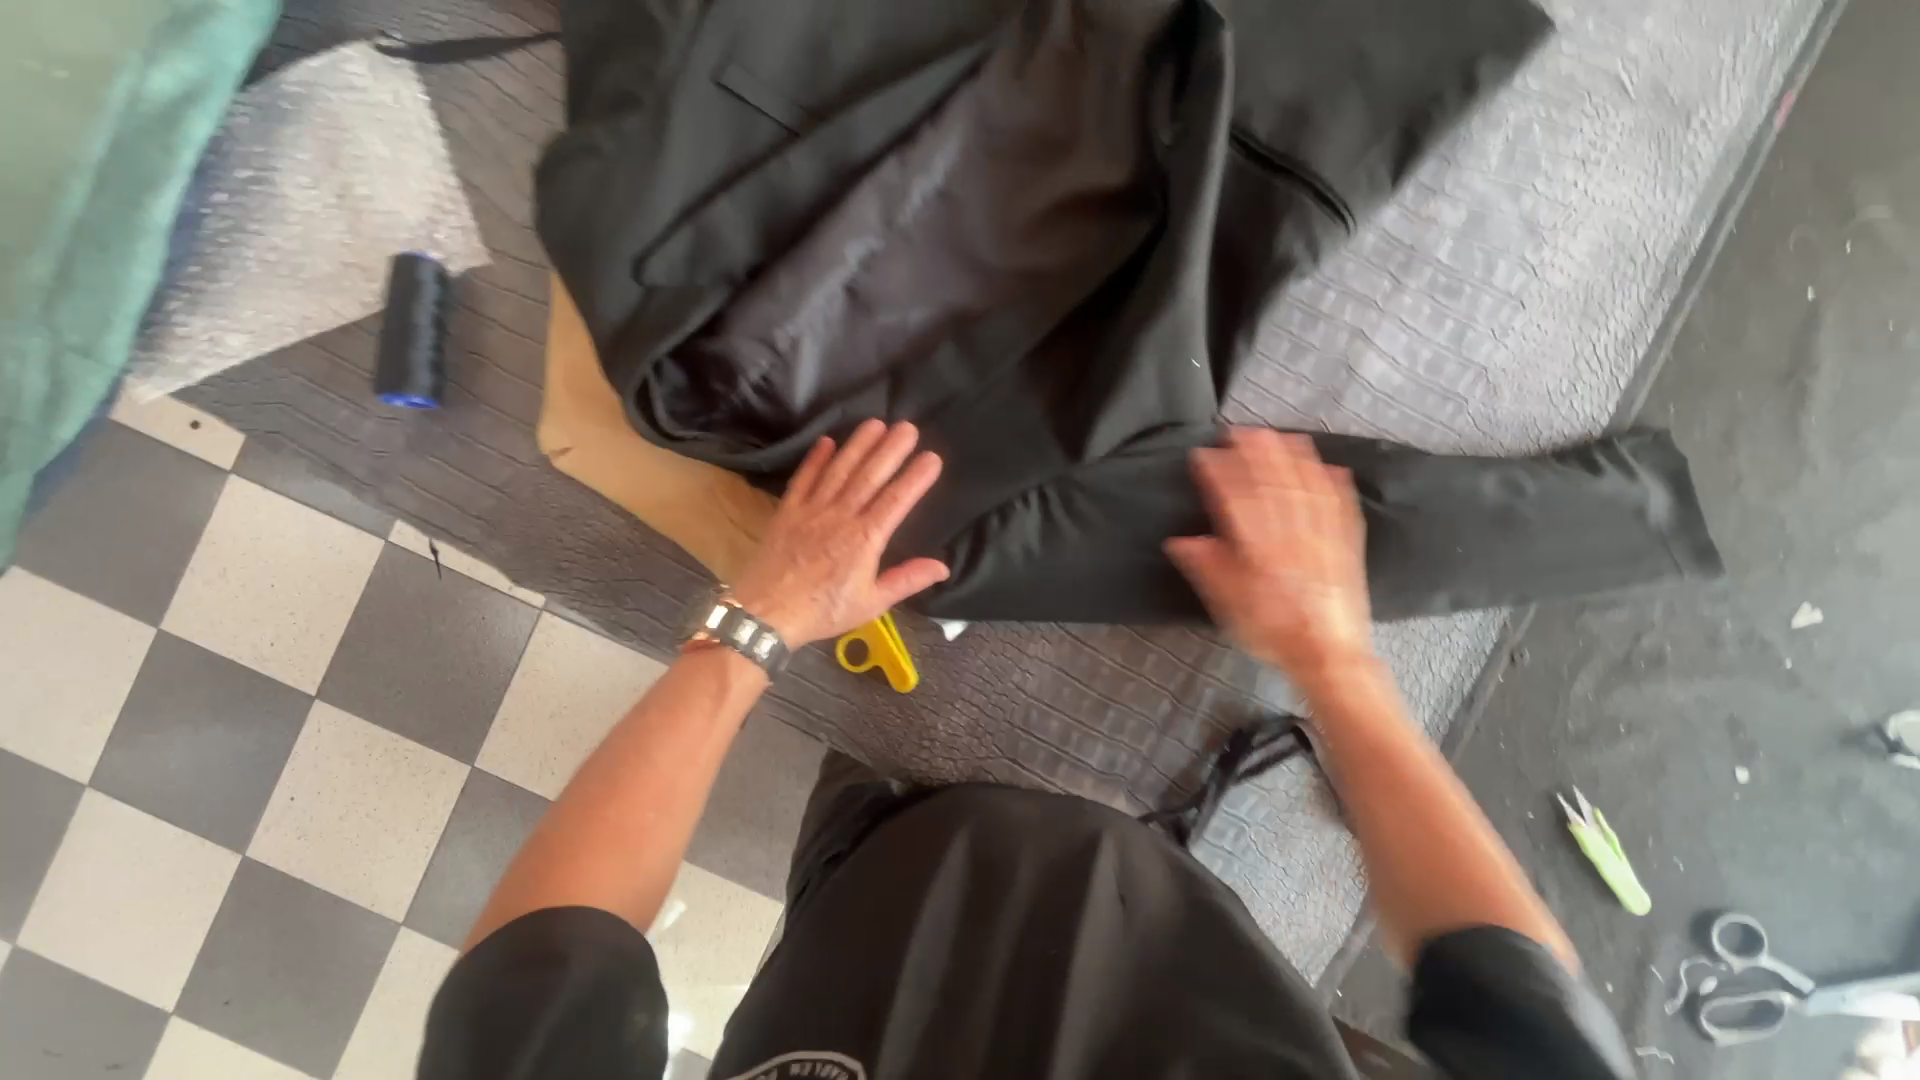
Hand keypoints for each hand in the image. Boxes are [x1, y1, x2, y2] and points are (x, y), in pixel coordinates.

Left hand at [729, 420, 949, 647]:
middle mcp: (840, 517)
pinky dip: (815, 460)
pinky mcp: (787, 512)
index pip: (896, 500)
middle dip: (891, 450)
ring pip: (839, 470)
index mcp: (865, 539)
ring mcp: (811, 511)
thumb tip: (943, 567)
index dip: (915, 477)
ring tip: (876, 423)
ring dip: (858, 445)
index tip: (932, 457)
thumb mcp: (871, 603)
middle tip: (908, 427)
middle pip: (870, 476)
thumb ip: (907, 580)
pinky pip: (803, 479)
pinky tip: (827, 441)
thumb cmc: (823, 611)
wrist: (765, 614)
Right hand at [1166, 428, 1374, 688]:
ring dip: (1293, 458)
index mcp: (1258, 550)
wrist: (1329, 656)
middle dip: (1256, 454)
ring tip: (1282, 436)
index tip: (1204, 454)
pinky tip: (1329, 467)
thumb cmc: (1272, 633)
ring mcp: (1322, 538)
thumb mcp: (1229, 608)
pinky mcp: (1347, 547)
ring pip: (1307, 489)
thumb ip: (1208, 570)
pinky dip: (1334, 484)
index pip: (1235, 501)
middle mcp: (1291, 537)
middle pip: (1272, 485)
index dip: (1218, 474)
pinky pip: (1341, 507)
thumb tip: (1181, 541)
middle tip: (1243, 431)